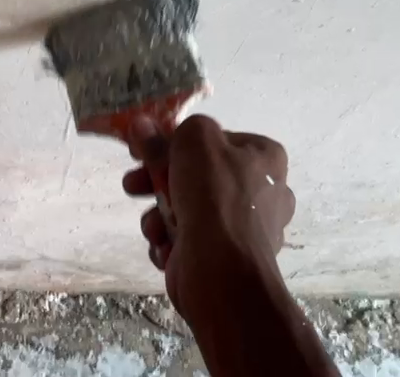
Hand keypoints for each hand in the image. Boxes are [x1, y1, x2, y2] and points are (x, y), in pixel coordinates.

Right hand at [122, 114, 293, 322]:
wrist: (222, 273)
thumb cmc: (214, 195)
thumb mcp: (191, 141)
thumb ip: (165, 132)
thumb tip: (142, 126)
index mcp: (265, 159)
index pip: (216, 139)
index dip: (179, 142)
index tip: (149, 147)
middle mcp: (263, 193)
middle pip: (198, 174)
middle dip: (158, 179)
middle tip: (134, 183)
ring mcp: (247, 230)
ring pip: (191, 208)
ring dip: (161, 213)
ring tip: (150, 225)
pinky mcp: (228, 259)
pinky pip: (192, 238)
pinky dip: (172, 240)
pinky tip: (164, 245)